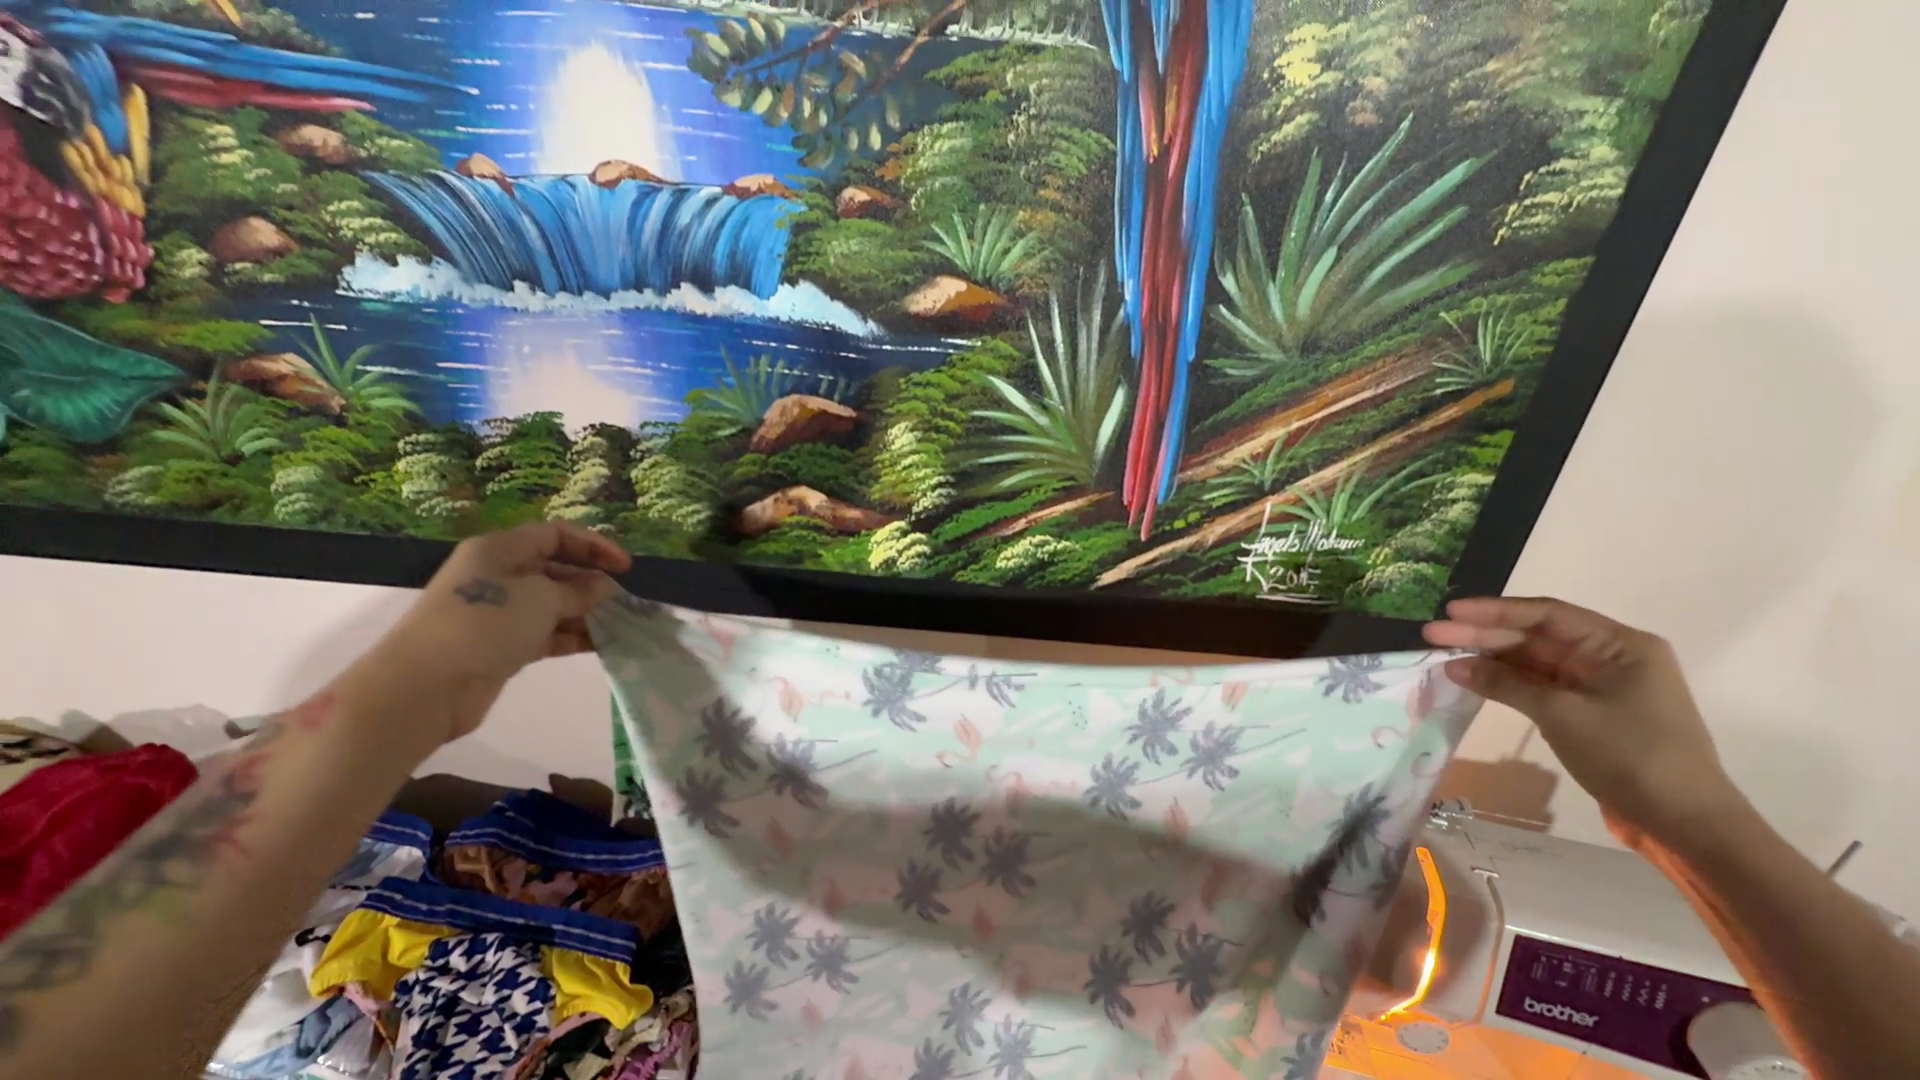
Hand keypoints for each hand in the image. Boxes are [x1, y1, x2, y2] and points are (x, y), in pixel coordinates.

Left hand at [357, 523, 632, 746]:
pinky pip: (547, 632)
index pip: (555, 535)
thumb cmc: (485, 624)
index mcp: (500, 550)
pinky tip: (602, 644)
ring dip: (587, 612)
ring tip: (621, 624)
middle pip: (556, 569)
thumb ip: (579, 590)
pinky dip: (573, 636)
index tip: (626, 567)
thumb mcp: (540, 598)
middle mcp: (499, 575)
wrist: (427, 687)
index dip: (593, 545)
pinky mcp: (503, 645)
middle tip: (626, 599)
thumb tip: (604, 587)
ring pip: (554, 604)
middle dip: (592, 582)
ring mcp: (500, 612)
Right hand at [1422, 597, 1744, 851]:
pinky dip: (1507, 683)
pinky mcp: (1589, 711)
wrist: (1685, 821)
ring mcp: (1599, 685)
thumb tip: (1454, 665)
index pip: (1547, 614)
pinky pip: (1540, 686)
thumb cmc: (1631, 755)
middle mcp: (1611, 657)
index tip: (1450, 613)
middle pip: (1537, 636)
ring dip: (1490, 659)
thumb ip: (1505, 684)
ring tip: (1443, 656)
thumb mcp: (1561, 715)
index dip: (1494, 611)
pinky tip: (1473, 680)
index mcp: (1620, 644)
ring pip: (1534, 661)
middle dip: (1484, 635)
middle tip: (1432, 636)